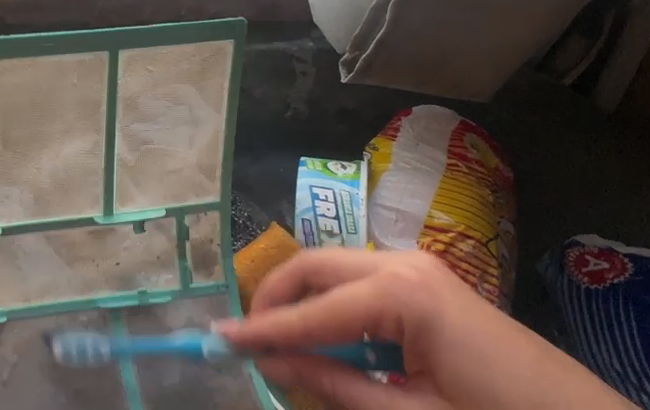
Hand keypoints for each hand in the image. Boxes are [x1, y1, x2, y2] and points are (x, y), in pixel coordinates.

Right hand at [217, 249, 630, 409]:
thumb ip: (336, 386)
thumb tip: (269, 363)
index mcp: (402, 292)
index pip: (311, 309)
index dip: (262, 328)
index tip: (219, 339)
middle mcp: (403, 263)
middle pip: (314, 268)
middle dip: (275, 300)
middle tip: (247, 340)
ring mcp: (419, 269)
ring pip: (334, 272)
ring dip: (304, 305)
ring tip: (282, 347)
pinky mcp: (430, 285)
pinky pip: (362, 287)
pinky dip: (336, 313)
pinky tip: (333, 348)